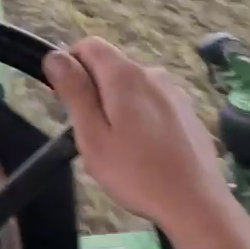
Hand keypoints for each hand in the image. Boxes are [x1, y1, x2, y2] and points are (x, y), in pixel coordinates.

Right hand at [42, 38, 230, 229]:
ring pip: (132, 88)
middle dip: (94, 92)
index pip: (89, 45)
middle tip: (92, 136)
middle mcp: (152, 73)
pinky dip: (140, 119)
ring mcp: (174, 92)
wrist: (195, 203)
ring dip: (117, 108)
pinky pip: (153, 104)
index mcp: (125, 76)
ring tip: (118, 150)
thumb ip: (74, 92)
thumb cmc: (135, 173)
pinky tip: (145, 153)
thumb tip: (54, 56)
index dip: (70, 65)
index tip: (67, 101)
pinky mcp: (187, 112)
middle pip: (111, 67)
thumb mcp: (92, 136)